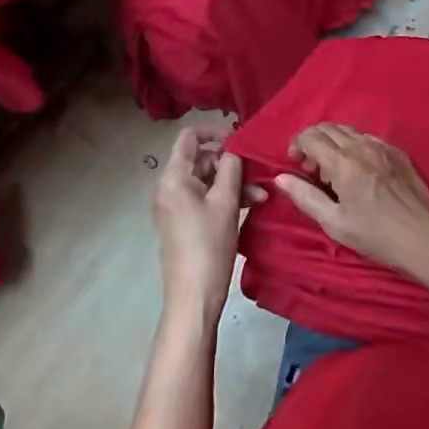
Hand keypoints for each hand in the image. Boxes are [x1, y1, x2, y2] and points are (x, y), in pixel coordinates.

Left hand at [151, 125, 264, 320]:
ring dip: (232, 182)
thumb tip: (234, 149)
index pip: (190, 137)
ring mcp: (174, 205)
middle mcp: (168, 187)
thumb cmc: (209, 245)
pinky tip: (250, 205)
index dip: (215, 132)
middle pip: (200, 159)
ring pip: (206, 180)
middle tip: (257, 174)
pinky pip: (203, 197)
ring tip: (260, 196)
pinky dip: (224, 197)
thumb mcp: (226, 202)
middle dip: (230, 163)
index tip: (240, 140)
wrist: (193, 296)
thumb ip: (231, 168)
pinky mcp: (182, 221)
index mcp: (173, 178)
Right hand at [273, 124, 428, 274]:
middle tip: (311, 169)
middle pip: (329, 128)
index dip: (297, 145)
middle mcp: (363, 146)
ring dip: (334, 142)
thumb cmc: (375, 234)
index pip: (312, 136)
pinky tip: (357, 169)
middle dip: (313, 142)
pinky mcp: (398, 152)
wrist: (422, 236)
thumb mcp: (334, 222)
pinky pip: (368, 138)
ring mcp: (383, 146)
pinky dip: (354, 145)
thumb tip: (281, 178)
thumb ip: (305, 197)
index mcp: (344, 162)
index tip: (295, 163)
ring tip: (332, 170)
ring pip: (349, 130)